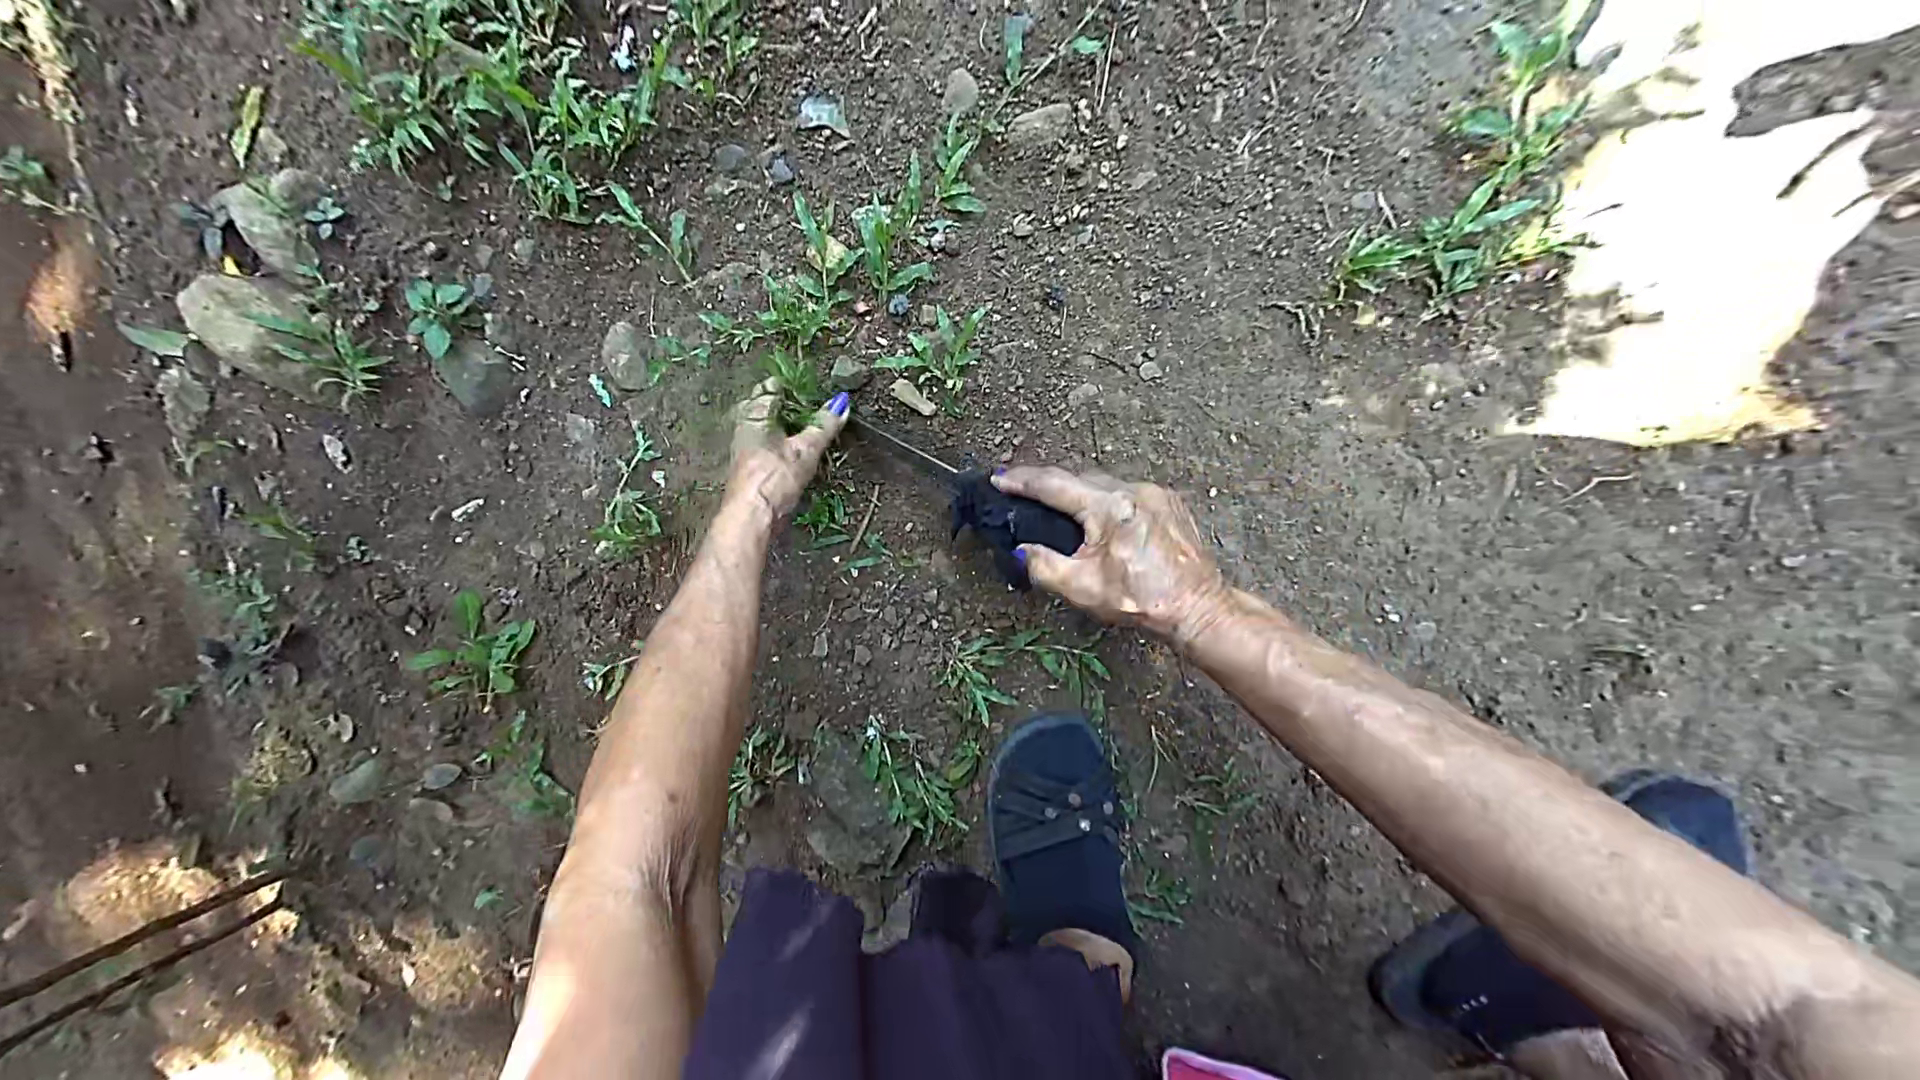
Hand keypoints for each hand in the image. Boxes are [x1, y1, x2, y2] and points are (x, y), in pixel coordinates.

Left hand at [726, 382, 849, 521]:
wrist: (752, 518)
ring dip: (786, 428)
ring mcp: (745, 450)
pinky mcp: (751, 470)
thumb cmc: (773, 479)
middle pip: (766, 408)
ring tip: (808, 428)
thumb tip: (841, 403)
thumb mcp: (805, 449)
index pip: (770, 388)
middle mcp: (745, 428)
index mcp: (755, 415)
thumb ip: (823, 426)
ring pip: (767, 429)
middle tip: (812, 406)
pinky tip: (796, 454)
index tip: (810, 386)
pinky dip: (783, 446)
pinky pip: (768, 448)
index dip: (790, 385)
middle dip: (788, 406)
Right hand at [993, 467, 1228, 641]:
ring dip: (1079, 492)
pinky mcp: (1168, 502)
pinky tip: (1099, 517)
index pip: (1054, 485)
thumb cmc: (1142, 601)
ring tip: (1057, 505)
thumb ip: (1042, 565)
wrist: (1197, 608)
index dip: (1022, 481)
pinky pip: (1127, 492)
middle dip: (1049, 484)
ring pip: (1104, 484)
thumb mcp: (1082, 588)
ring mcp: (1155, 493)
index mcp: (1110, 507)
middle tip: (1022, 490)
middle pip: (1079, 479)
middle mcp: (1133, 490)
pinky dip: (1106, 499)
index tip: (998, 478)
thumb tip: (1021, 549)